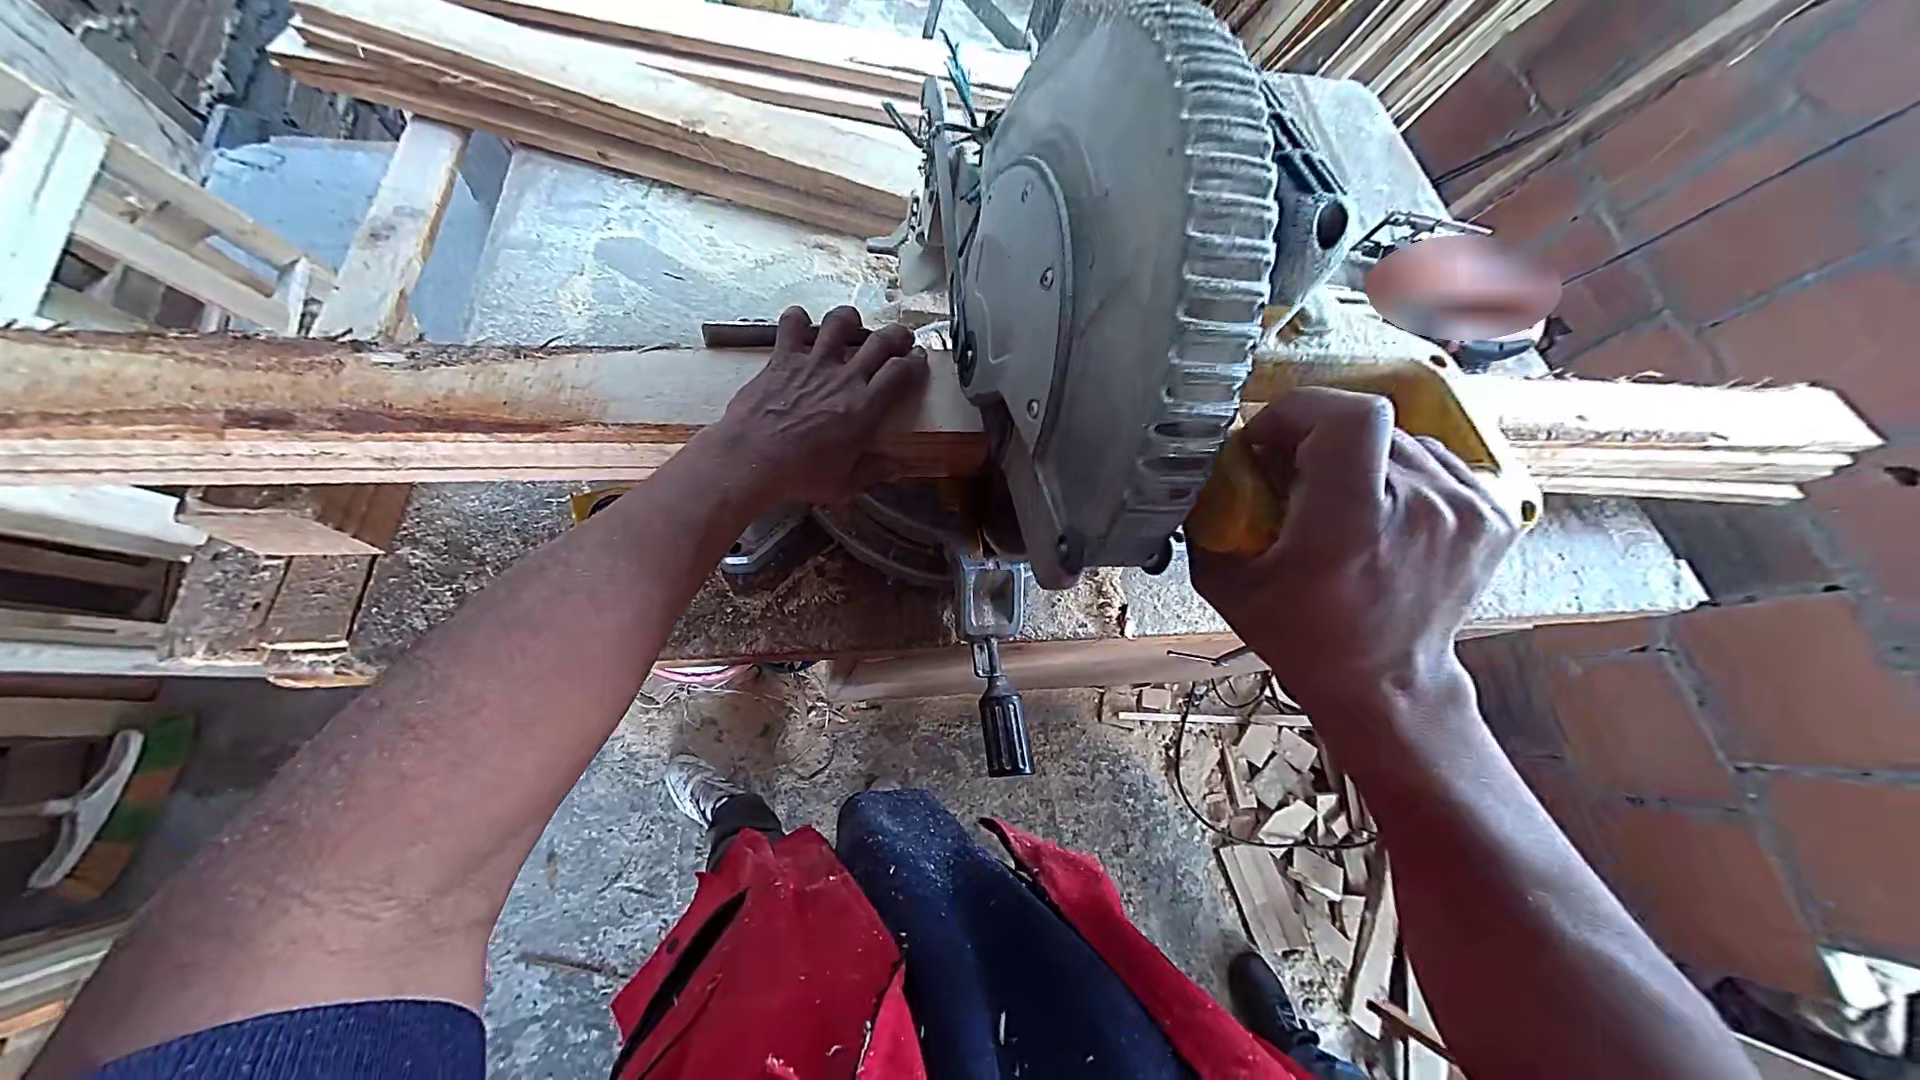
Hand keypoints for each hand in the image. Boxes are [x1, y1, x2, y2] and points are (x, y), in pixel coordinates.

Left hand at [702, 304, 928, 505]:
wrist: (752, 459)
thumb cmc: (800, 475)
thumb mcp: (844, 484)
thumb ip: (873, 471)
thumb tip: (895, 467)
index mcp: (865, 408)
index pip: (902, 372)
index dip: (916, 361)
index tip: (918, 359)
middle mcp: (844, 378)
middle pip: (881, 341)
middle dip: (897, 335)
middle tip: (900, 338)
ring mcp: (813, 364)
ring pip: (840, 322)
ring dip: (851, 318)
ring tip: (852, 323)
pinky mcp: (782, 359)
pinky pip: (792, 325)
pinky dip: (797, 319)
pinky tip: (799, 322)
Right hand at [1191, 387, 1517, 715]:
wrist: (1386, 682)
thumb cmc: (1306, 640)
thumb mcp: (1229, 585)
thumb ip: (1210, 522)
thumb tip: (1205, 473)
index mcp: (1351, 527)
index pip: (1346, 417)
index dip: (1297, 411)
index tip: (1267, 439)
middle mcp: (1421, 510)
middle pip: (1365, 424)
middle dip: (1313, 437)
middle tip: (1287, 470)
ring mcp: (1465, 510)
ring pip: (1399, 437)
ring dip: (1355, 454)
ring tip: (1333, 494)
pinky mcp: (1489, 514)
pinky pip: (1433, 458)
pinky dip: (1394, 470)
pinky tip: (1375, 505)